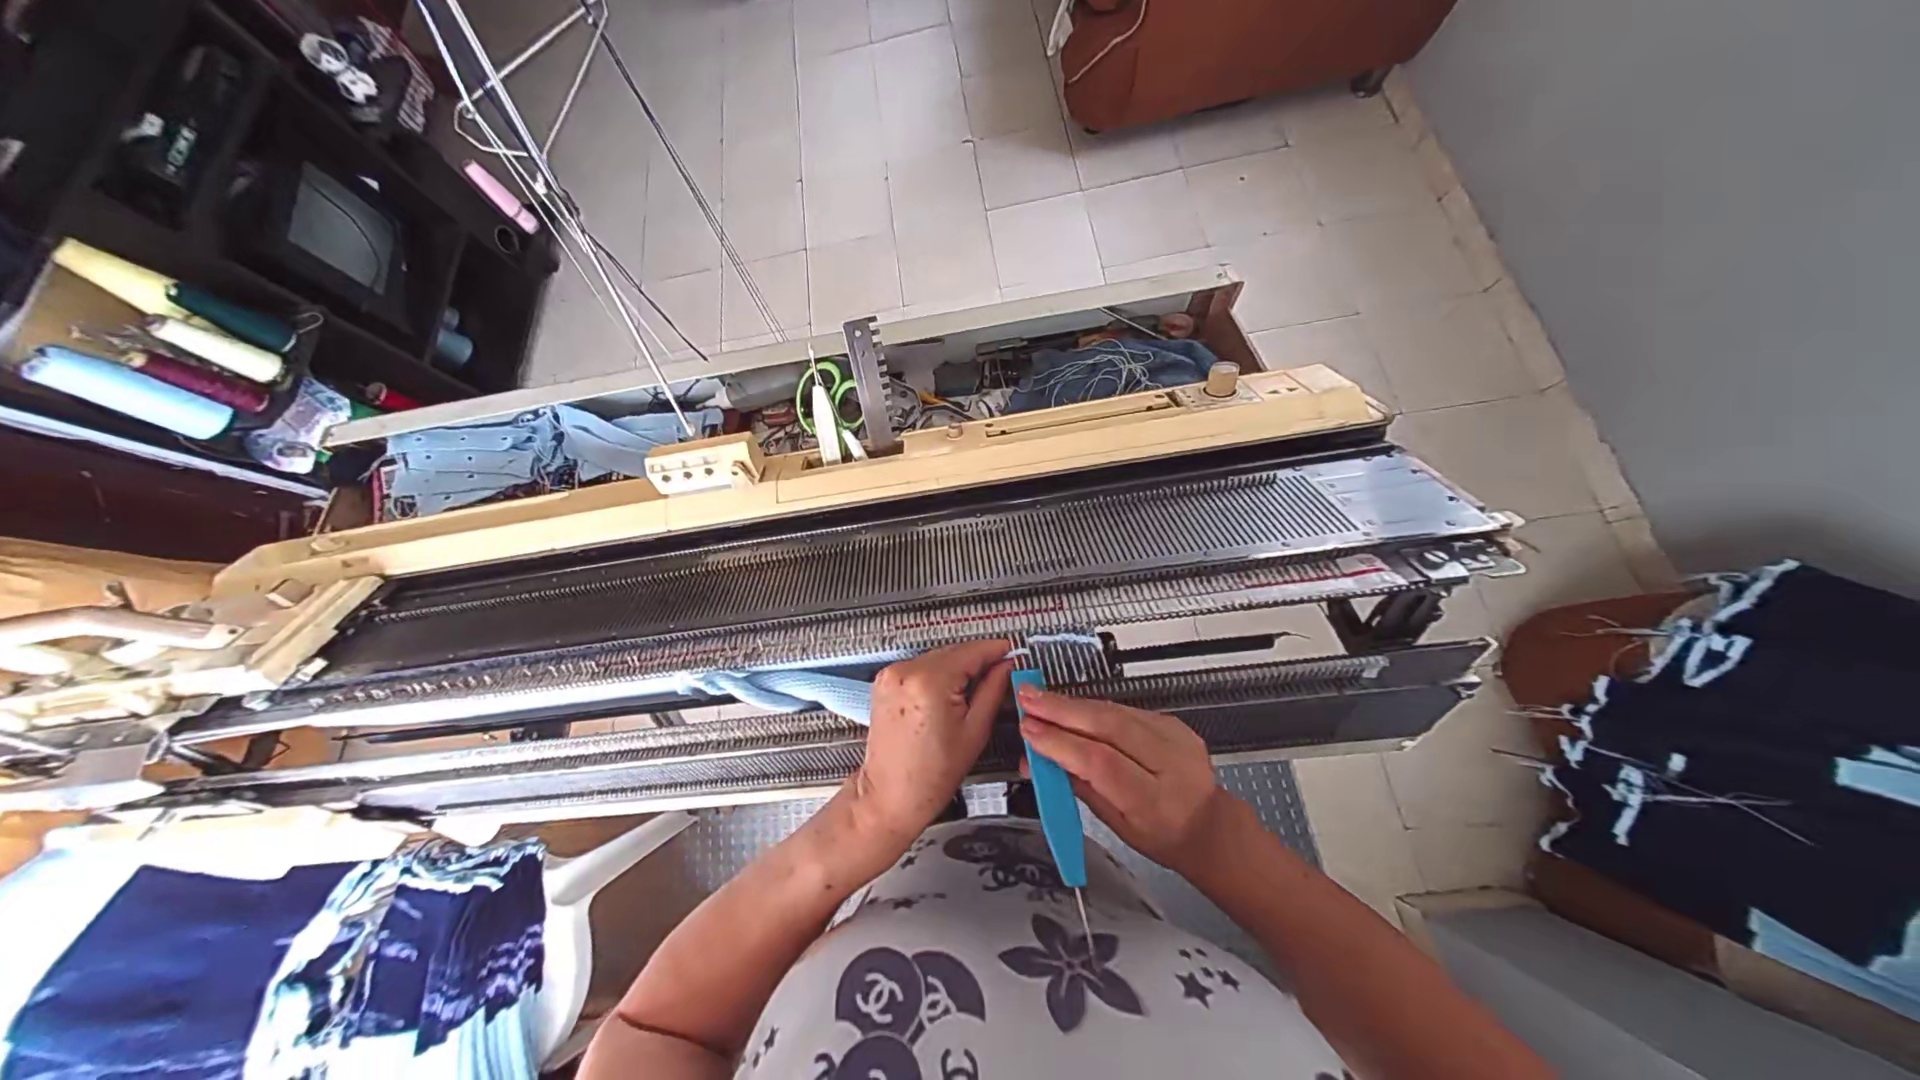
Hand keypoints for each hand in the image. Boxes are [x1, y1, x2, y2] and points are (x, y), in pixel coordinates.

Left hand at [855, 639, 1014, 840]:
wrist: (891, 795)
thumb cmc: (931, 773)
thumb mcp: (975, 730)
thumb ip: (993, 690)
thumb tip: (1006, 666)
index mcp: (930, 681)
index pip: (971, 651)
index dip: (995, 650)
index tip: (1012, 651)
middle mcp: (906, 671)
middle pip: (953, 651)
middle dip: (977, 659)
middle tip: (1001, 670)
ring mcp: (891, 675)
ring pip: (937, 657)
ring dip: (957, 666)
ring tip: (976, 687)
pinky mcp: (885, 682)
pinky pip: (920, 667)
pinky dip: (937, 673)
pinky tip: (949, 692)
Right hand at [1016, 686, 1237, 876]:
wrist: (1210, 826)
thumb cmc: (1163, 835)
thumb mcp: (1116, 824)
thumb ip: (1078, 786)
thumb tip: (1037, 759)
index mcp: (1154, 800)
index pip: (1101, 762)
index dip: (1061, 743)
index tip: (1030, 731)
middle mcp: (1169, 762)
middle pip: (1108, 725)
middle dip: (1061, 709)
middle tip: (1027, 699)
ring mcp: (1174, 737)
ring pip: (1114, 710)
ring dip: (1072, 703)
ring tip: (1039, 698)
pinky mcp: (1172, 721)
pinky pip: (1124, 708)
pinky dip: (1092, 707)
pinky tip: (1069, 705)